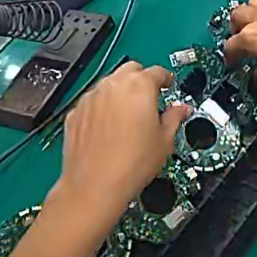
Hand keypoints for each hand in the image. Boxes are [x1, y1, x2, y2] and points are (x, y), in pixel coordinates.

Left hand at [47, 62, 191, 234]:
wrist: (94, 186)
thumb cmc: (130, 165)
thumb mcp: (165, 141)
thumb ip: (174, 118)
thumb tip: (181, 111)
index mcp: (139, 86)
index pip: (157, 71)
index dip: (166, 79)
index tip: (168, 85)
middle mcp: (112, 86)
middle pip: (131, 70)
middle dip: (142, 79)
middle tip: (150, 99)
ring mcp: (90, 98)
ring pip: (109, 84)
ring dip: (120, 92)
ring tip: (130, 118)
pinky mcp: (75, 112)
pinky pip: (92, 102)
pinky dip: (102, 108)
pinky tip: (109, 129)